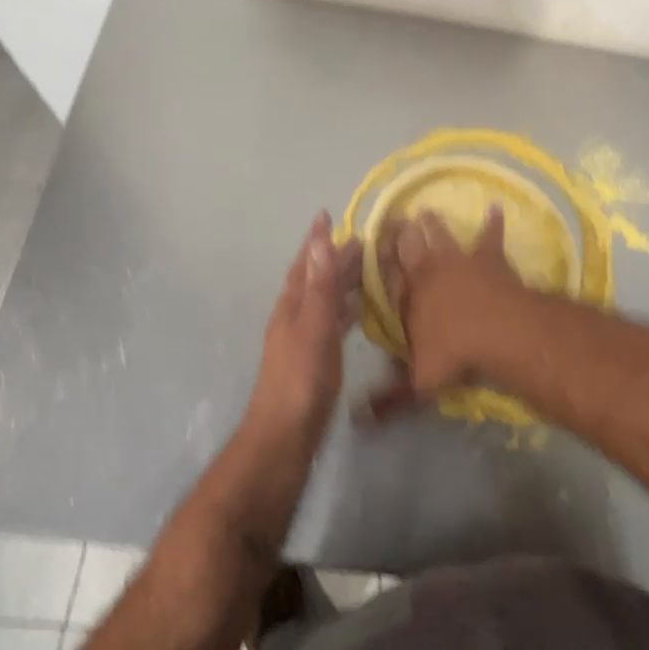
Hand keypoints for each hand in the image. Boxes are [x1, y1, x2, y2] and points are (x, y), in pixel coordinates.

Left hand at [247, 212, 361, 438]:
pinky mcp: (315, 360)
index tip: (326, 214)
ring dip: (340, 282)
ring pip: (324, 300)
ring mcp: (303, 340)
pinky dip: (344, 310)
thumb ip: (320, 285)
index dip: (316, 240)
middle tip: (361, 239)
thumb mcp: (314, 327)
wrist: (284, 435)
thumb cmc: (301, 379)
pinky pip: (332, 322)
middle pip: (315, 279)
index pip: (306, 264)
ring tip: (363, 268)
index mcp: (292, 307)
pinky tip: (357, 314)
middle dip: (334, 257)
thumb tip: (320, 239)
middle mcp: (295, 318)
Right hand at [360, 205, 530, 422]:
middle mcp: (427, 273)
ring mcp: (459, 261)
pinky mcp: (489, 258)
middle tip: (394, 217)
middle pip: (409, 247)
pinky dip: (492, 222)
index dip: (379, 260)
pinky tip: (496, 207)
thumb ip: (390, 399)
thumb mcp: (419, 383)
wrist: (496, 330)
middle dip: (400, 233)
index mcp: (406, 299)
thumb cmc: (453, 355)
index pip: (386, 276)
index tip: (370, 242)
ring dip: (434, 224)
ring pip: (441, 236)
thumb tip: (358, 421)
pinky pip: (490, 236)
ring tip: (426, 210)